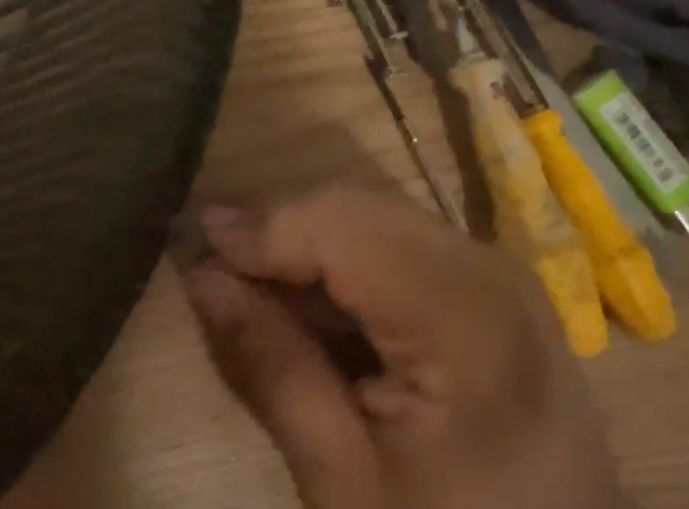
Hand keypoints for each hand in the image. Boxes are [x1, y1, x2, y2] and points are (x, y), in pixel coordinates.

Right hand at [180, 184, 625, 508]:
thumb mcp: (346, 483)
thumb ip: (274, 368)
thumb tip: (201, 275)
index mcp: (468, 322)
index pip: (342, 223)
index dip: (260, 226)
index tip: (189, 247)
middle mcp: (491, 273)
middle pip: (355, 207)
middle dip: (275, 229)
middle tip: (210, 267)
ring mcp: (499, 275)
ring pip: (370, 215)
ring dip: (302, 243)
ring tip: (249, 288)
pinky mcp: (492, 289)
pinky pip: (396, 242)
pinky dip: (339, 261)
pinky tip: (308, 305)